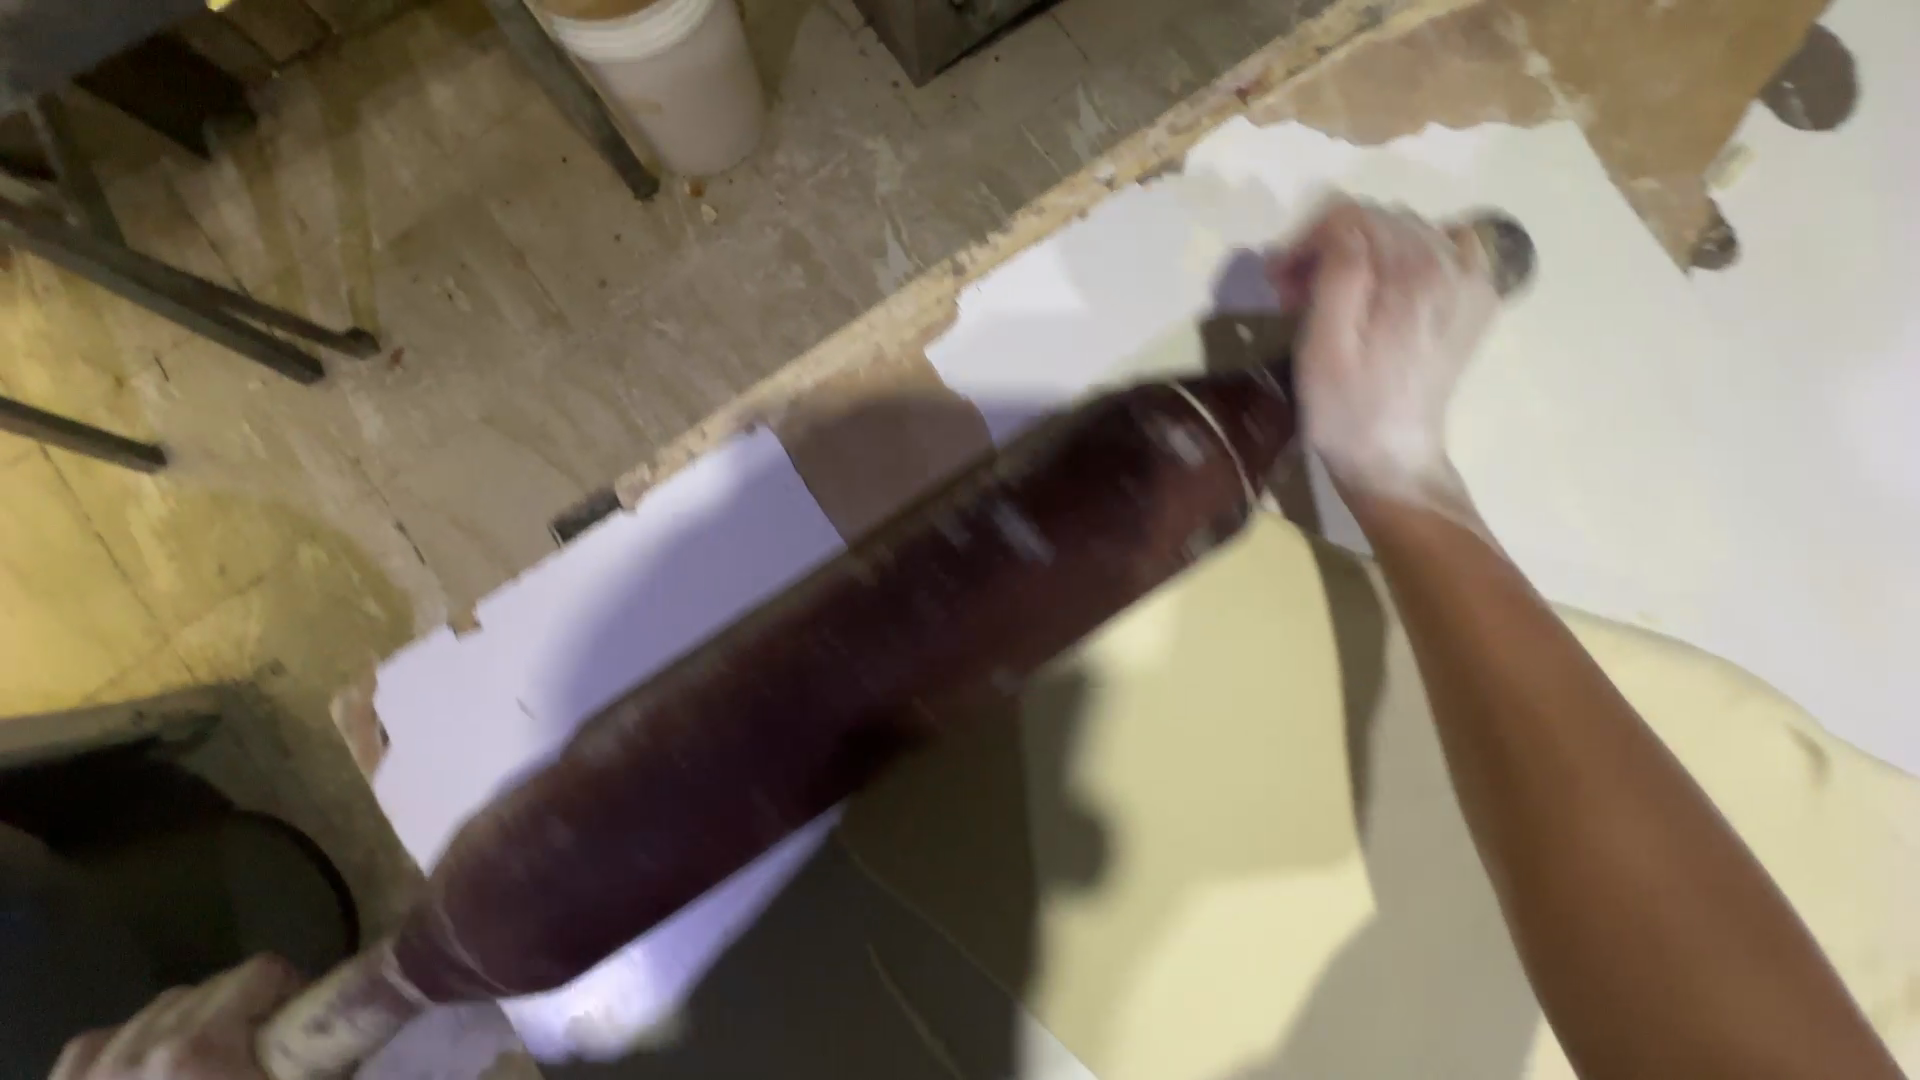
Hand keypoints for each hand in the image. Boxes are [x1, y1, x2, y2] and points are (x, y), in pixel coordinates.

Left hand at [51, 956, 304, 1079]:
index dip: (289, 990)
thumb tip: (370, 979)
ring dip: (194, 1021)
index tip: (292, 1024)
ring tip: (206, 1061)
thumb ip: (315, 1034)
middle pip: (217, 983)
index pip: (264, 970)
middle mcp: (141, 1047)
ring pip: (166, 1004)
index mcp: (199, 1045)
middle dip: (244, 1006)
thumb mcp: (284, 1074)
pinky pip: (103, 1037)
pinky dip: (134, 1041)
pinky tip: (151, 1066)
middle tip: (254, 1046)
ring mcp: (94, 1069)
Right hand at [1266, 198, 1497, 507]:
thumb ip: (1337, 270)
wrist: (1390, 456)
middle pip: (1380, 220)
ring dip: (1365, 252)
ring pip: (1409, 231)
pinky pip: (1450, 248)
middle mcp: (1453, 263)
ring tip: (1338, 295)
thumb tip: (1339, 230)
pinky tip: (1391, 290)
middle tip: (1296, 296)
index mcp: (1412, 271)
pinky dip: (1413, 257)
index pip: (1351, 216)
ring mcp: (1474, 281)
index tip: (1280, 284)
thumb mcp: (1323, 342)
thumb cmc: (1343, 407)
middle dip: (1332, 246)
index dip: (1305, 242)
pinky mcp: (1476, 301)